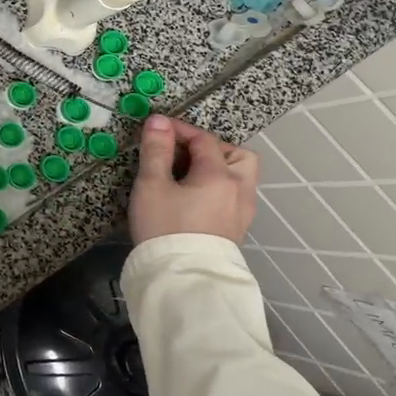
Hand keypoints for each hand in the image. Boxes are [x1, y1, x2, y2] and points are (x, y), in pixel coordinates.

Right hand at [129, 114, 258, 244]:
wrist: (181, 274)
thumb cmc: (164, 224)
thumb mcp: (152, 184)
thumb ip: (156, 150)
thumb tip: (159, 121)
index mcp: (220, 176)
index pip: (205, 140)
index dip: (180, 129)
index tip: (156, 128)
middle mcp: (240, 190)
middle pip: (239, 155)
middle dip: (212, 147)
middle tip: (183, 152)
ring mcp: (243, 210)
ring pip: (240, 176)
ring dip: (217, 167)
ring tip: (187, 173)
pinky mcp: (237, 226)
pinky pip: (234, 194)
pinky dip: (218, 185)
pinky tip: (194, 195)